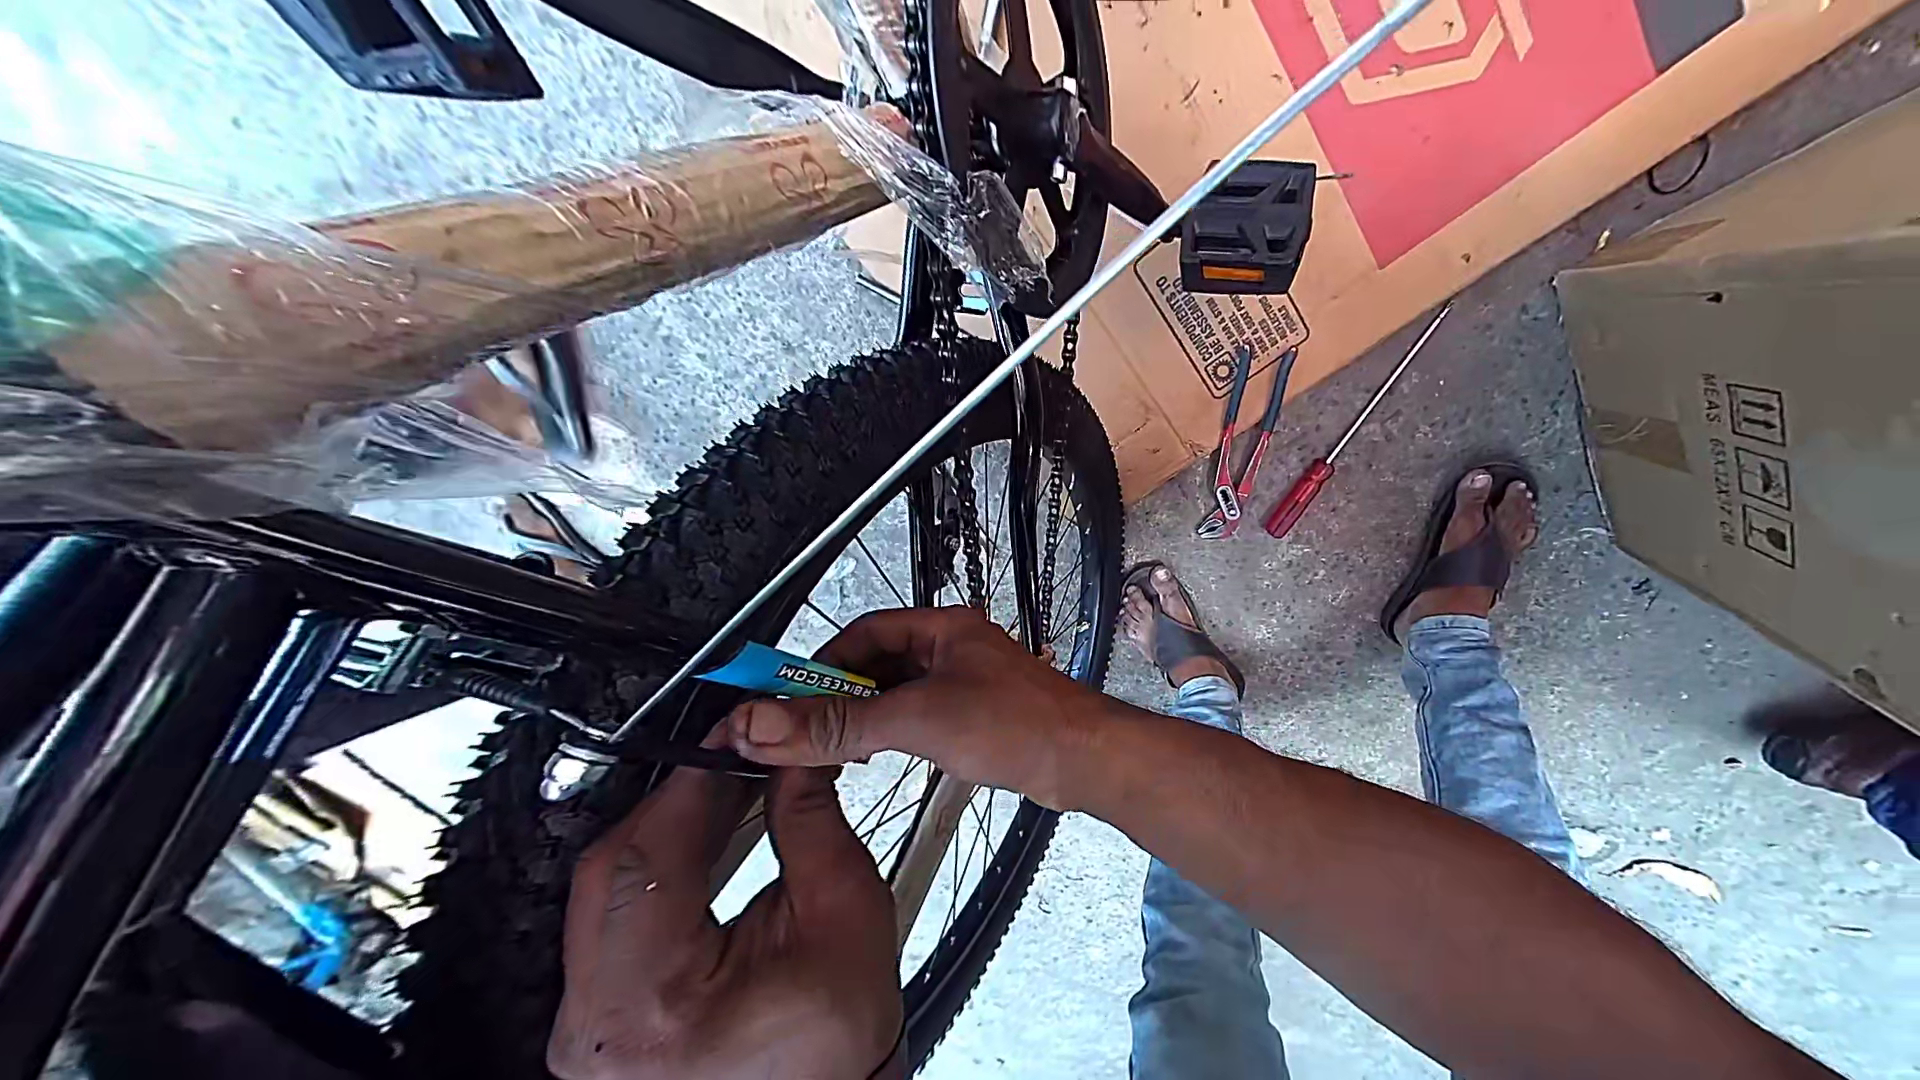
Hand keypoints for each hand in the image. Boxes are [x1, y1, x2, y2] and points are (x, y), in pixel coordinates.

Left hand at [549, 763, 902, 1079]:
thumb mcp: (843, 906)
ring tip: (733, 782)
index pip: (654, 853)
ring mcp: (588, 1020)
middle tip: (740, 753)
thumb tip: (787, 750)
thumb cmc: (839, 1036)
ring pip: (613, 876)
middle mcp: (597, 1025)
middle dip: (685, 793)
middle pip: (618, 860)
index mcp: (654, 1008)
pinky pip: (620, 903)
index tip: (734, 732)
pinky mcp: (601, 1006)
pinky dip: (667, 852)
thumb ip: (807, 815)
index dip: (697, 777)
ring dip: (676, 817)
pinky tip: (709, 823)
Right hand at [723, 607, 1107, 808]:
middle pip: (877, 661)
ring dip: (864, 713)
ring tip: (834, 742)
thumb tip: (773, 724)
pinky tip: (873, 752)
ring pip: (896, 691)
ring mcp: (962, 682)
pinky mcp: (972, 714)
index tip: (792, 690)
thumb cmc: (1016, 722)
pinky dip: (890, 730)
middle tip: (807, 723)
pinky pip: (917, 714)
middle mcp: (950, 648)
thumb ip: (843, 723)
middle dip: (841, 691)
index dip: (824, 659)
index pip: (864, 631)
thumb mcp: (917, 718)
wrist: (1084, 760)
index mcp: (940, 627)